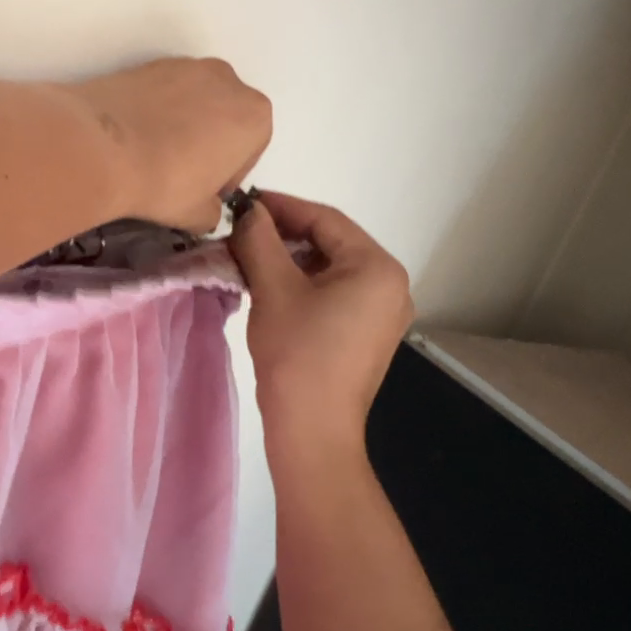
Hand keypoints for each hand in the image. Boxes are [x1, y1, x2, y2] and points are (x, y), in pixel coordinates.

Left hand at [62, 58, 271, 232]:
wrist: (101, 147)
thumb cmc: (164, 182)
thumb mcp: (198, 215)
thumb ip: (213, 212)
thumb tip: (206, 210)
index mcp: (254, 115)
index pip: (248, 152)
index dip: (226, 176)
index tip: (203, 192)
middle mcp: (228, 80)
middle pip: (223, 119)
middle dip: (207, 144)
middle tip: (178, 173)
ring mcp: (186, 66)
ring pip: (192, 102)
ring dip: (181, 124)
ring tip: (152, 154)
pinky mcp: (148, 64)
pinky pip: (161, 92)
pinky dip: (154, 111)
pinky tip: (133, 137)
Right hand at [231, 191, 412, 450]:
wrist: (312, 427)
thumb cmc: (297, 352)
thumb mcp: (272, 287)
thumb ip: (259, 239)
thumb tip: (248, 210)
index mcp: (377, 267)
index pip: (325, 219)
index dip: (281, 206)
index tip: (243, 203)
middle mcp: (390, 285)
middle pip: (330, 242)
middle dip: (283, 233)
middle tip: (240, 231)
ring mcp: (381, 312)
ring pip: (328, 268)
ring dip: (287, 258)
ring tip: (247, 258)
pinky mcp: (366, 334)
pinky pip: (332, 292)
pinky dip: (300, 282)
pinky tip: (268, 287)